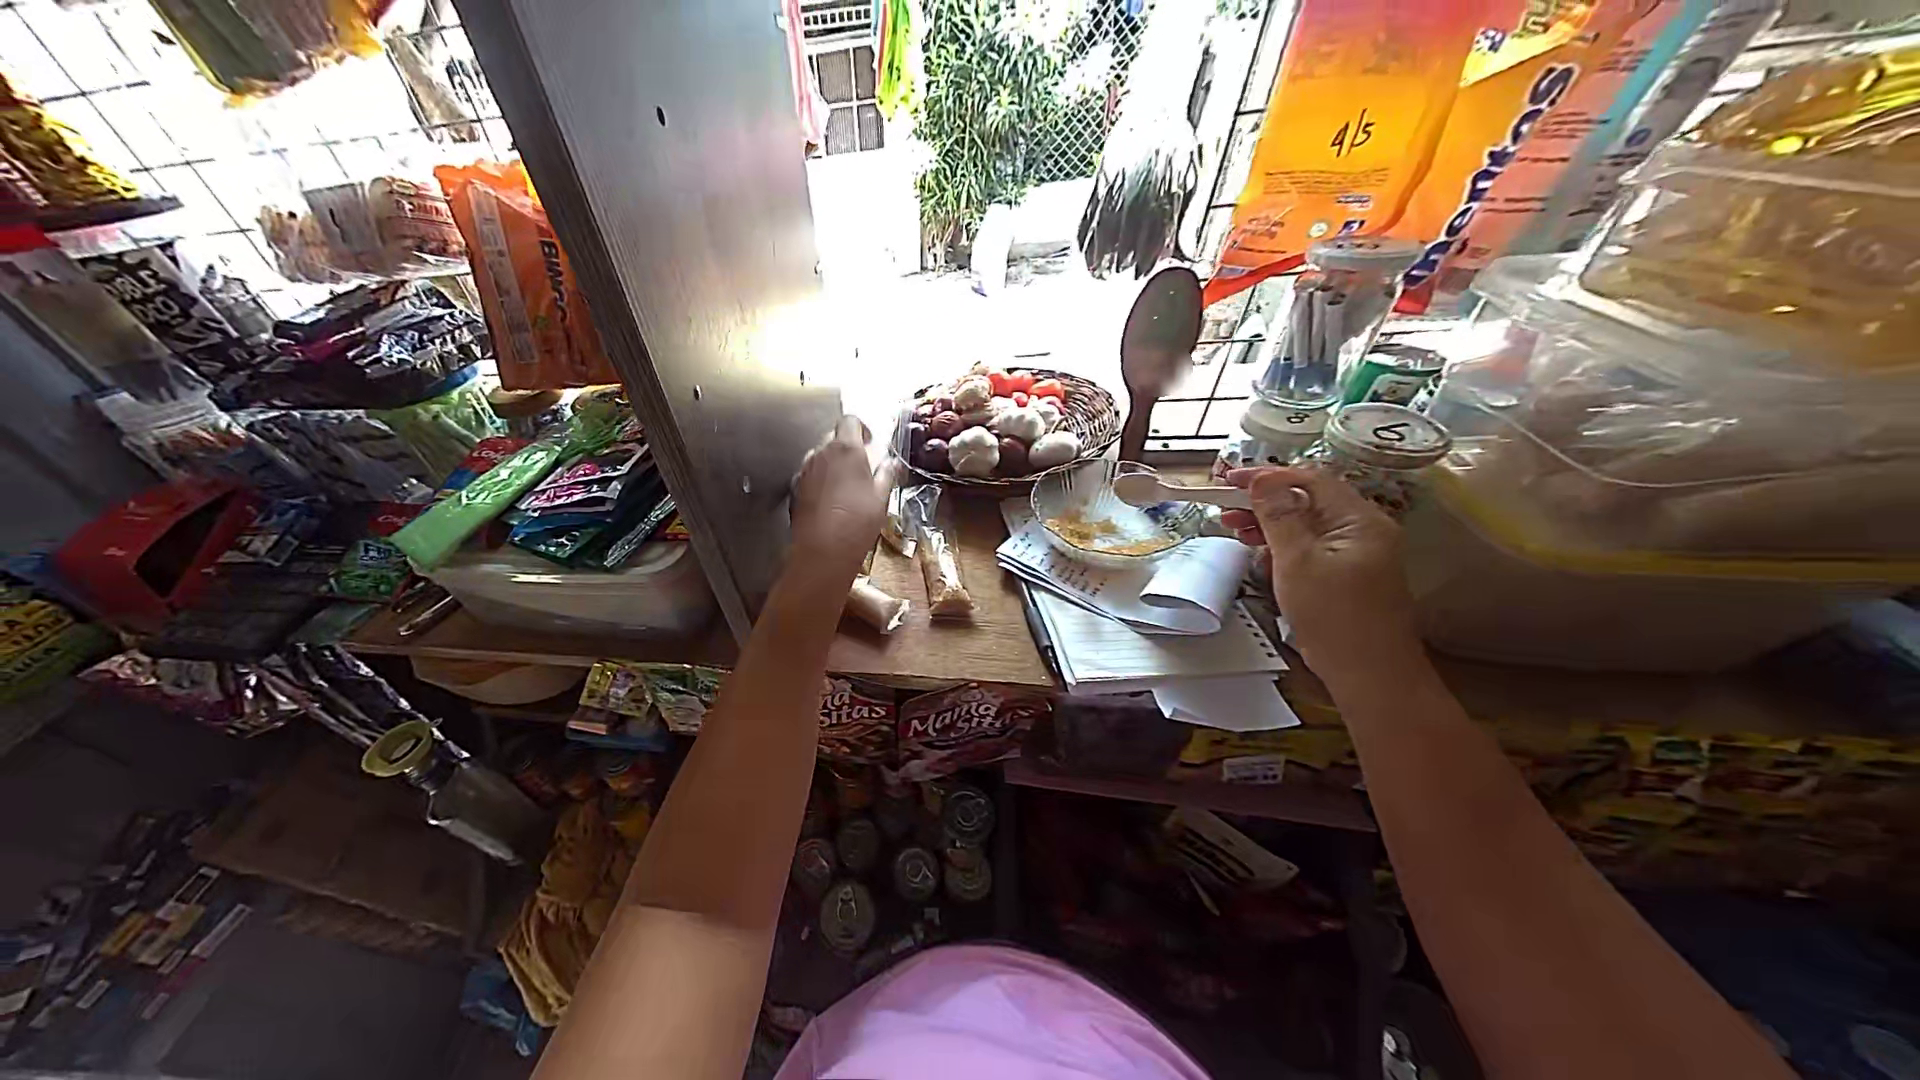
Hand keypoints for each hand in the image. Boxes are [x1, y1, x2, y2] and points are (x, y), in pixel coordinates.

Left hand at [791, 416, 893, 573]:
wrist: (823, 551)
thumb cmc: (858, 521)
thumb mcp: (881, 497)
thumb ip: (886, 474)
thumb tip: (891, 462)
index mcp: (845, 449)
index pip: (849, 421)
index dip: (861, 428)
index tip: (870, 443)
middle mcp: (820, 453)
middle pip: (833, 437)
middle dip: (847, 446)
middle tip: (861, 466)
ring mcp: (804, 471)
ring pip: (819, 456)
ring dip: (832, 463)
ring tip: (845, 484)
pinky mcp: (793, 489)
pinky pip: (809, 474)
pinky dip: (819, 479)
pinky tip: (830, 499)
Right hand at [1222, 466, 1420, 683]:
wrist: (1370, 675)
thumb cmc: (1334, 617)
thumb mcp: (1298, 562)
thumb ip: (1280, 516)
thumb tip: (1263, 480)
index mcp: (1358, 520)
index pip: (1310, 479)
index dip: (1267, 475)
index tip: (1229, 479)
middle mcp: (1363, 529)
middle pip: (1308, 499)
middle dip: (1264, 499)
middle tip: (1225, 508)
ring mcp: (1357, 553)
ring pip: (1307, 523)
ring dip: (1270, 522)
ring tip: (1234, 529)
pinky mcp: (1347, 574)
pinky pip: (1311, 546)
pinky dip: (1283, 543)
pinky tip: (1260, 552)